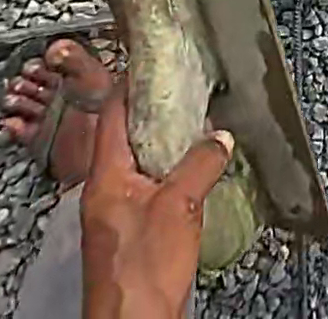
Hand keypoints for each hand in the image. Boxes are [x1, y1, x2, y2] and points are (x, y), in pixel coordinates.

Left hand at [80, 84, 233, 318]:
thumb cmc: (146, 266)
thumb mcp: (180, 205)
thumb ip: (202, 162)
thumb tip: (222, 135)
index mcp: (106, 176)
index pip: (111, 114)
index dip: (130, 84)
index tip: (154, 61)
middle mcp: (106, 188)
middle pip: (126, 134)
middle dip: (154, 110)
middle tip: (186, 86)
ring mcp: (118, 210)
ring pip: (141, 159)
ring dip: (166, 139)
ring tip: (197, 119)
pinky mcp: (134, 229)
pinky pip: (152, 182)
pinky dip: (172, 166)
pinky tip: (197, 164)